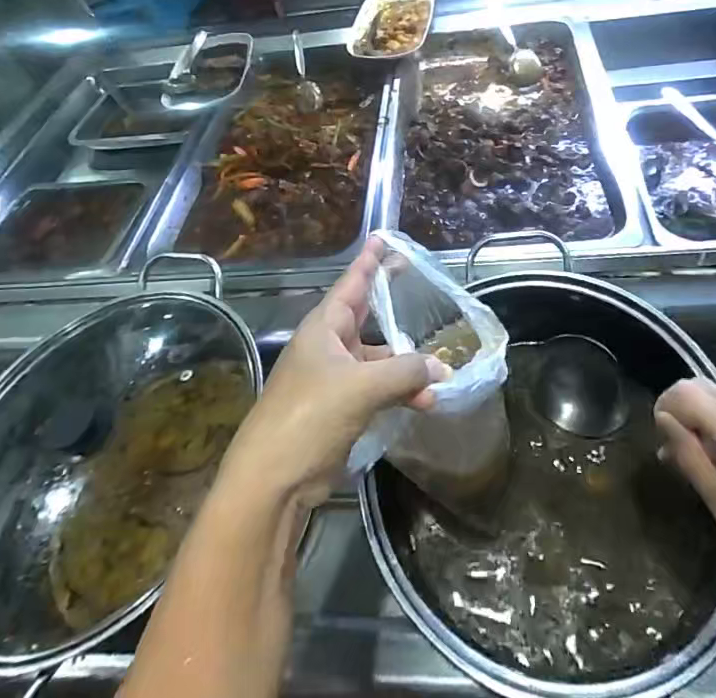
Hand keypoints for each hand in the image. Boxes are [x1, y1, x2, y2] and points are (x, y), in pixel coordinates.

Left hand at [220, 238, 449, 508]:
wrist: (274, 478)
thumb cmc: (310, 416)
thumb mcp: (362, 387)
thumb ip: (405, 372)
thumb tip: (442, 368)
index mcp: (323, 329)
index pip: (351, 284)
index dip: (369, 261)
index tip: (384, 238)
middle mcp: (327, 347)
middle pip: (365, 317)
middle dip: (392, 305)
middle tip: (417, 282)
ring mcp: (332, 379)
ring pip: (377, 360)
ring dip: (405, 366)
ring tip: (441, 374)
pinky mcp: (338, 409)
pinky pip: (376, 389)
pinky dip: (399, 393)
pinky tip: (424, 403)